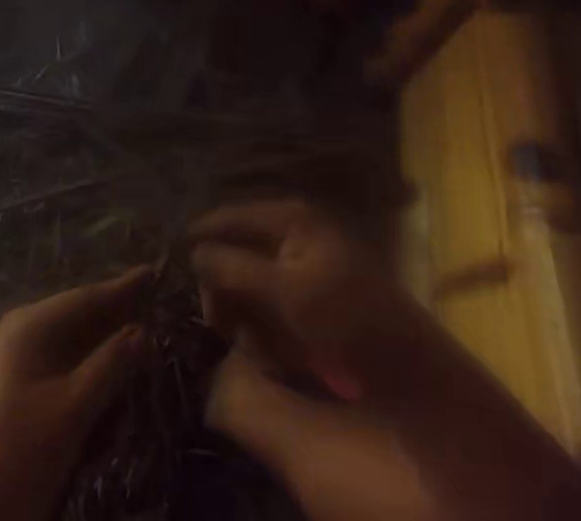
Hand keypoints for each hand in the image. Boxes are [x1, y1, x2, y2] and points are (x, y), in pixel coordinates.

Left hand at [0, 267, 151, 520]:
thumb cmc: (22, 450)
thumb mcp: (75, 406)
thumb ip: (112, 363)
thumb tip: (145, 331)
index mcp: (32, 325)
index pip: (87, 297)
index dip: (123, 287)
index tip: (155, 271)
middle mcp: (26, 331)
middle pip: (82, 314)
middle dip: (118, 309)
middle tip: (157, 296)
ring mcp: (24, 357)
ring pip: (77, 337)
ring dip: (108, 334)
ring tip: (145, 321)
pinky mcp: (27, 383)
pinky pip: (69, 359)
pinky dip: (94, 358)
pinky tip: (117, 359)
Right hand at [189, 199, 420, 390]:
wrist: (407, 362)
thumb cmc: (343, 315)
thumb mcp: (282, 290)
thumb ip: (232, 266)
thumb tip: (193, 250)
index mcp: (290, 218)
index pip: (227, 217)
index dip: (200, 241)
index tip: (173, 269)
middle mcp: (296, 231)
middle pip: (237, 251)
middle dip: (226, 291)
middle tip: (220, 326)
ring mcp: (306, 262)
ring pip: (252, 282)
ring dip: (245, 315)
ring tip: (253, 347)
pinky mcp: (314, 292)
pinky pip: (273, 303)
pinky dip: (266, 326)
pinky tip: (273, 354)